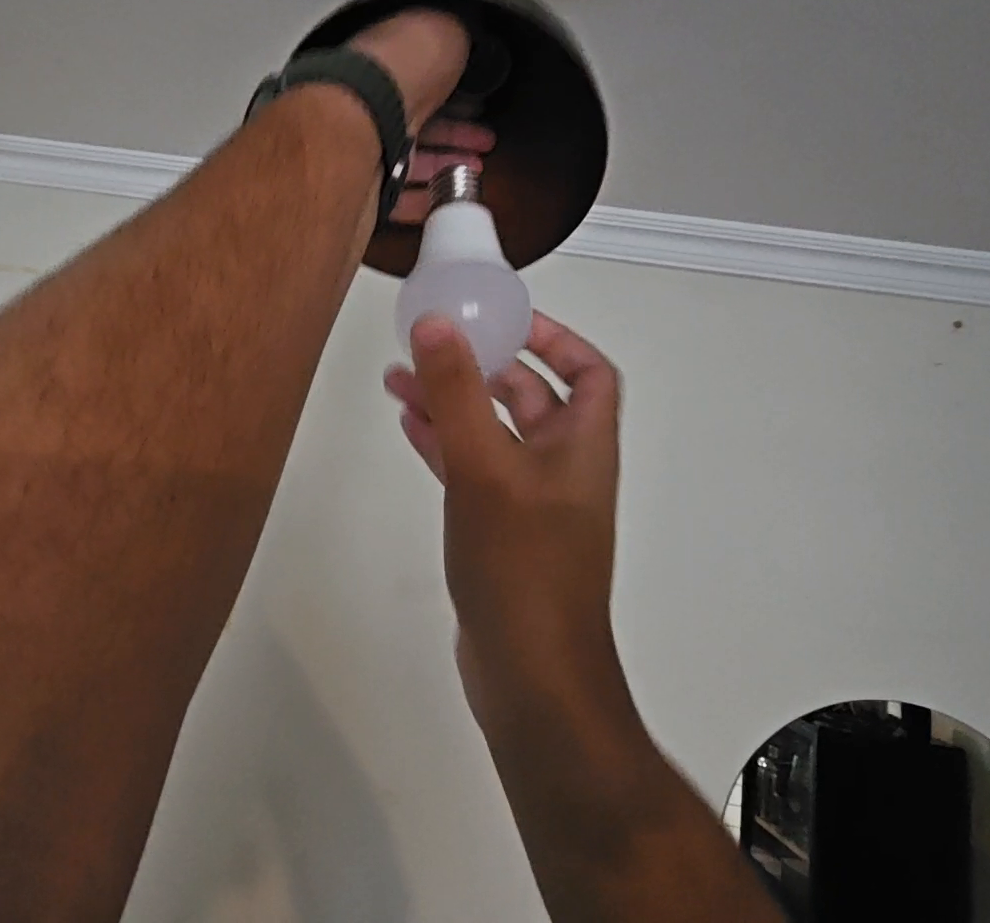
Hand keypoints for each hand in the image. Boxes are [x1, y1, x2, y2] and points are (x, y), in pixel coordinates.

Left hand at [347, 10, 495, 223]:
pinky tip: (446, 199)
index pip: (424, 79)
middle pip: (418, 124)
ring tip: (473, 170)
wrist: (360, 121)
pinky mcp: (365, 190)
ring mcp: (367, 151)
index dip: (456, 91)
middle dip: (454, 134)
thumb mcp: (440, 31)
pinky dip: (426, 200)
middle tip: (483, 141)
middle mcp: (370, 108)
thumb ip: (455, 37)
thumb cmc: (395, 71)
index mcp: (385, 66)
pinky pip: (399, 199)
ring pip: (411, 162)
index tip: (480, 102)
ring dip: (445, 167)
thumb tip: (467, 36)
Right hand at [383, 311, 621, 693]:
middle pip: (529, 396)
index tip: (505, 318)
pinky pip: (472, 471)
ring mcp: (530, 503)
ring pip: (492, 433)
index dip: (553, 335)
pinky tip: (411, 429)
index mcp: (582, 445)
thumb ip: (457, 393)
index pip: (586, 370)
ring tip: (403, 380)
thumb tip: (437, 325)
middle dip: (482, 367)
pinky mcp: (500, 532)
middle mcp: (563, 469)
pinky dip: (444, 445)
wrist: (530, 671)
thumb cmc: (524, 569)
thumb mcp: (485, 468)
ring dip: (453, 404)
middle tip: (436, 345)